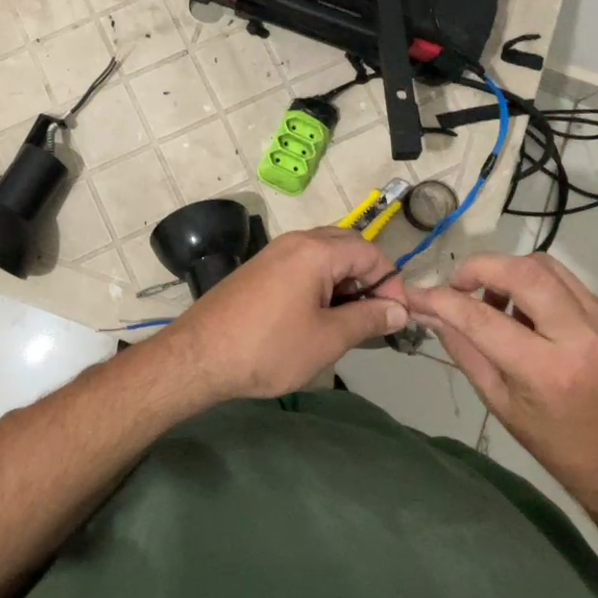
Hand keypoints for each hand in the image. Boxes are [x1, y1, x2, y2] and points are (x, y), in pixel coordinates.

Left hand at [159, 228, 407, 399]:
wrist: (199, 356)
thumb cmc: (268, 348)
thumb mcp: (327, 339)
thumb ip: (367, 320)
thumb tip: (399, 310)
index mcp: (316, 251)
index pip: (370, 252)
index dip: (391, 282)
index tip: (397, 317)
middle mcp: (295, 241)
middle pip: (347, 246)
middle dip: (368, 277)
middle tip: (375, 315)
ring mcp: (273, 253)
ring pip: (323, 255)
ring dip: (344, 280)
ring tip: (349, 320)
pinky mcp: (259, 269)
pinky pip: (301, 264)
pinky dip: (320, 282)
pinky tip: (318, 316)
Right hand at [405, 253, 597, 515]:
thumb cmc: (553, 441)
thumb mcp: (498, 400)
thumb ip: (463, 349)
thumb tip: (429, 311)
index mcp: (547, 370)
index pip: (483, 318)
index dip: (443, 300)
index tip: (417, 294)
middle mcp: (582, 336)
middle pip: (524, 271)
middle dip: (480, 267)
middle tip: (457, 284)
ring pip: (546, 266)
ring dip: (509, 273)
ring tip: (493, 301)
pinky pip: (566, 283)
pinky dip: (536, 289)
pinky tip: (528, 316)